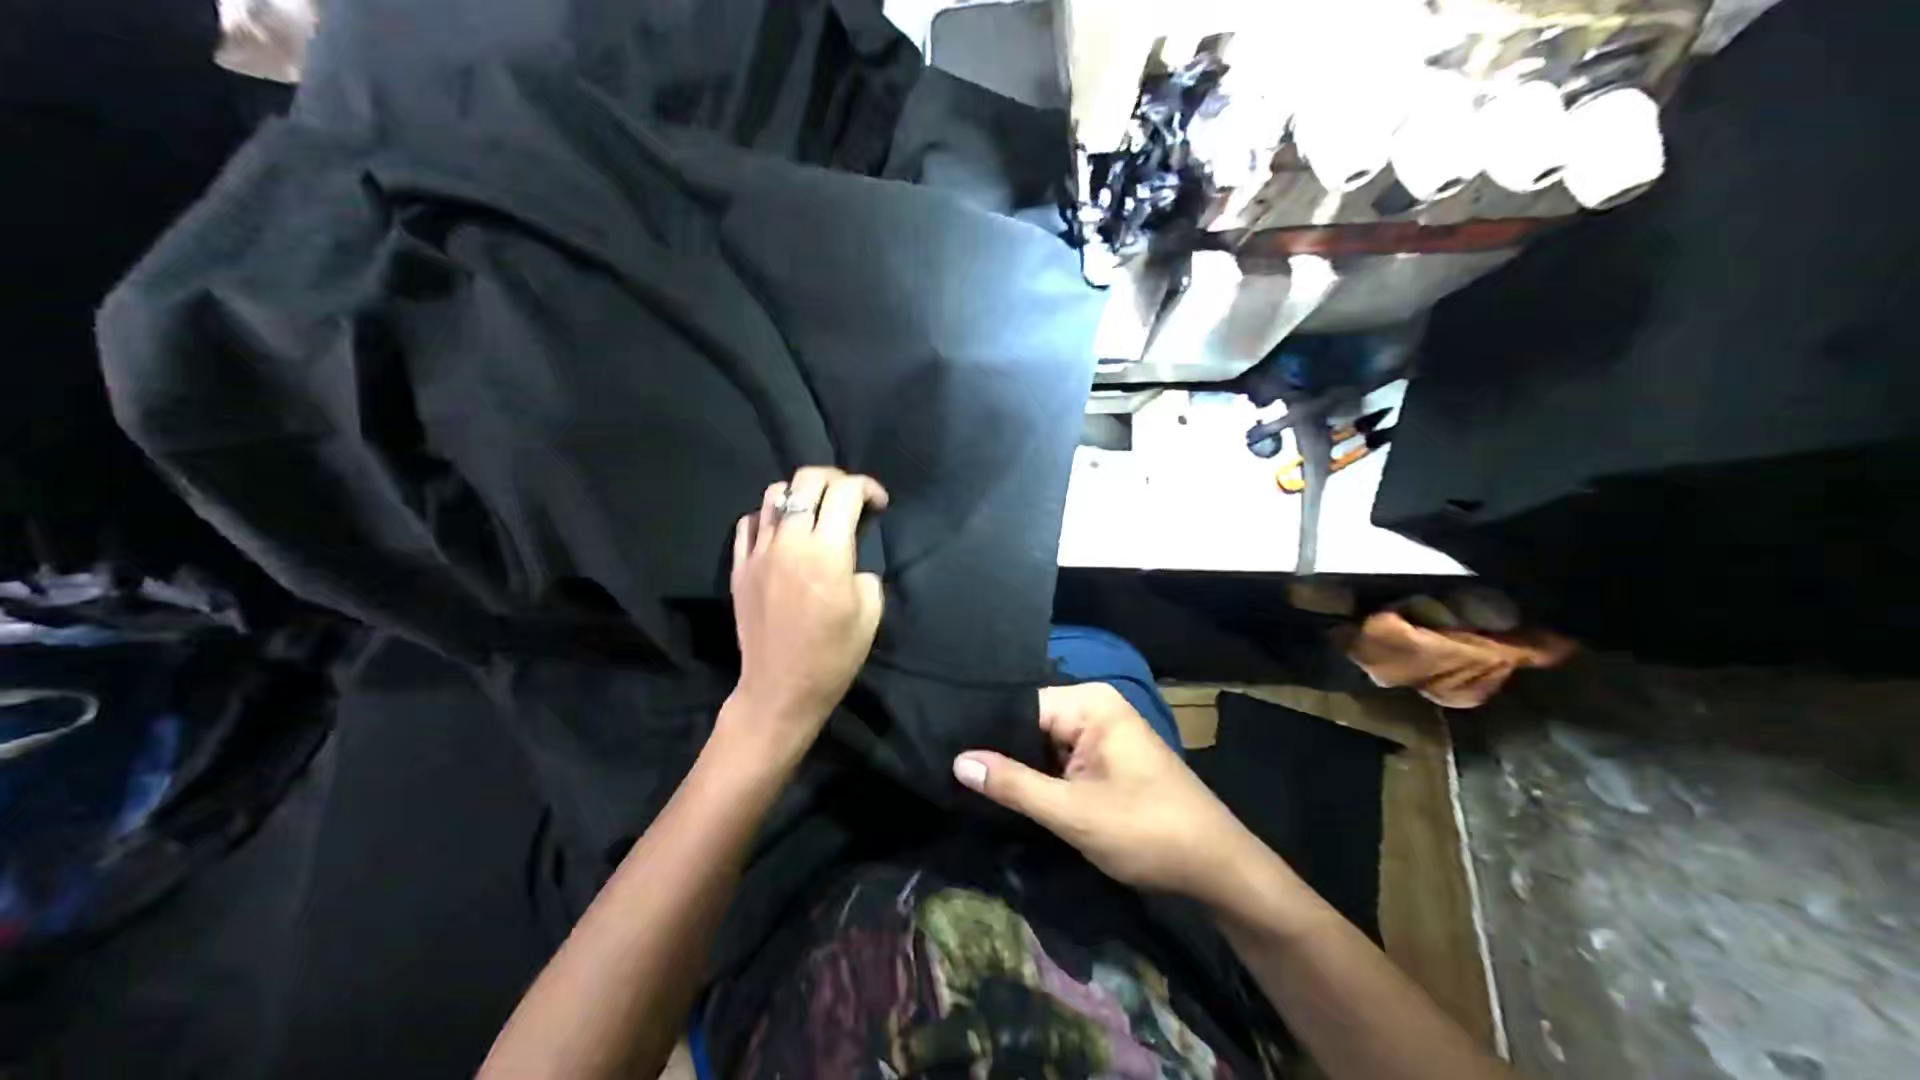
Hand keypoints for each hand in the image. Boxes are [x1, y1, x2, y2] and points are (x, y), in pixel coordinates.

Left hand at [726, 466, 887, 754]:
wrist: (780, 689)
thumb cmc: (833, 656)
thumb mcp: (870, 613)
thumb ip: (864, 572)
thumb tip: (848, 560)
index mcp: (827, 553)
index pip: (846, 492)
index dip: (868, 487)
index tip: (879, 504)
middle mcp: (790, 542)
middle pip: (807, 480)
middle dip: (835, 479)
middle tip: (849, 498)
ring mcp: (759, 553)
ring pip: (773, 494)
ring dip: (800, 494)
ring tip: (813, 512)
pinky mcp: (740, 568)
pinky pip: (748, 523)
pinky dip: (768, 517)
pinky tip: (782, 533)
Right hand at [953, 683, 1268, 908]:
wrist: (1217, 868)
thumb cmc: (1147, 832)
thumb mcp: (1072, 812)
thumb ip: (1014, 785)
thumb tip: (958, 760)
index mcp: (1090, 703)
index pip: (1019, 706)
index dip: (985, 733)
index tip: (946, 752)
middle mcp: (1096, 707)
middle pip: (1030, 724)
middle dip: (1001, 753)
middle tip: (953, 775)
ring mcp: (1104, 733)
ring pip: (1043, 745)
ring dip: (1020, 770)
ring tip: (972, 786)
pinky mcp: (1108, 759)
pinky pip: (1062, 760)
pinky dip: (1042, 780)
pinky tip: (1012, 795)